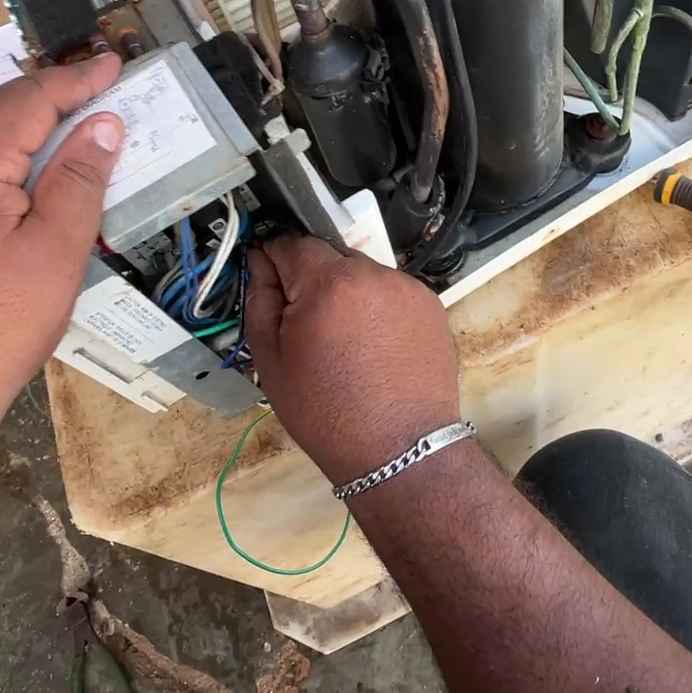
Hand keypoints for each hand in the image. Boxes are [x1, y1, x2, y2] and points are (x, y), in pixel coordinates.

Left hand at [0, 55, 124, 439]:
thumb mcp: (55, 253)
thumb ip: (79, 181)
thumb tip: (101, 124)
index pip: (26, 101)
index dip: (74, 80)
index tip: (111, 63)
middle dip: (42, 91)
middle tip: (89, 87)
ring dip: (9, 118)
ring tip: (52, 121)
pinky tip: (0, 170)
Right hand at [244, 237, 460, 482]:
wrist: (400, 449)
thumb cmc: (326, 412)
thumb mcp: (271, 360)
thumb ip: (260, 299)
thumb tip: (260, 262)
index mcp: (330, 283)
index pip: (292, 243)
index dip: (275, 257)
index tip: (270, 279)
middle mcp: (374, 274)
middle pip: (330, 256)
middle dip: (313, 278)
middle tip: (309, 324)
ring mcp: (408, 287)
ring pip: (363, 273)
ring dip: (348, 292)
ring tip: (346, 340)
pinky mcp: (431, 304)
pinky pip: (391, 292)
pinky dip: (378, 307)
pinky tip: (375, 345)